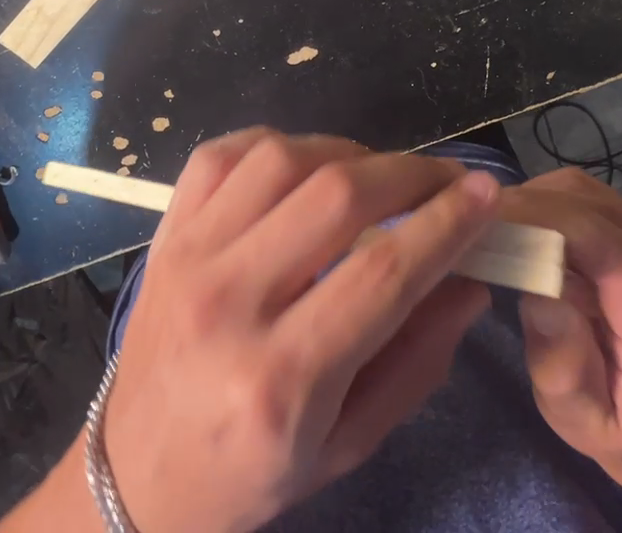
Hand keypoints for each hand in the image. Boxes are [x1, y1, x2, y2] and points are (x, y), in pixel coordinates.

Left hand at [100, 129, 500, 532]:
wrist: (133, 476)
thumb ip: (417, 359)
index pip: (382, 272)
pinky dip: (277, 144)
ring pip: (281, 160)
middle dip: (409, 174)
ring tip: (379, 176)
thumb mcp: (349, 443)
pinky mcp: (165, 234)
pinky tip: (308, 166)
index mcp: (281, 378)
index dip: (446, 223)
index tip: (488, 194)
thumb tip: (472, 279)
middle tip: (447, 179)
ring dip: (348, 153)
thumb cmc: (251, 472)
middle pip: (335, 197)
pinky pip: (222, 154)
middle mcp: (228, 303)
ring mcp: (187, 258)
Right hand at [499, 167, 621, 475]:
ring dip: (545, 202)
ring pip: (603, 201)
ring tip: (500, 223)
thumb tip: (540, 291)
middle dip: (537, 208)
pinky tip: (531, 226)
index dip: (555, 224)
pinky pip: (605, 202)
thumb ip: (562, 366)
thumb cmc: (610, 432)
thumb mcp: (574, 421)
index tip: (492, 217)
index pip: (619, 257)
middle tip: (478, 218)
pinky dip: (559, 203)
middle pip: (608, 219)